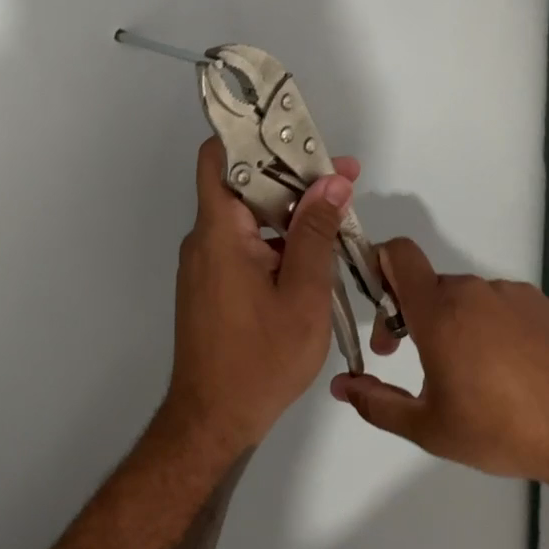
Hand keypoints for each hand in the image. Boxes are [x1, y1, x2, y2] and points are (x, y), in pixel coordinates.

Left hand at [160, 137, 358, 455]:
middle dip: (291, 176)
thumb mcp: (301, 296)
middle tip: (343, 177)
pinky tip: (314, 252)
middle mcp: (206, 239)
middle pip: (243, 185)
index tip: (292, 128)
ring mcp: (207, 263)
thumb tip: (333, 181)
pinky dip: (277, 240)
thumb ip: (316, 235)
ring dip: (289, 212)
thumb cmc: (259, 360)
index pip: (218, 158)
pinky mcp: (213, 284)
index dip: (250, 134)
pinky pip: (245, 244)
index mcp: (219, 232)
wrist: (212, 420)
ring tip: (339, 213)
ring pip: (248, 217)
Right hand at [329, 237, 548, 486]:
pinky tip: (508, 372)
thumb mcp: (429, 427)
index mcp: (439, 311)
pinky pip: (501, 307)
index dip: (379, 265)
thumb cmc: (501, 430)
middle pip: (429, 287)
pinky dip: (492, 329)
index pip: (398, 253)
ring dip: (455, 325)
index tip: (380, 307)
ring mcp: (511, 296)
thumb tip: (340, 385)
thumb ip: (376, 403)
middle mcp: (473, 291)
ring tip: (471, 376)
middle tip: (419, 362)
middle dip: (414, 317)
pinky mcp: (543, 307)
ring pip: (466, 300)